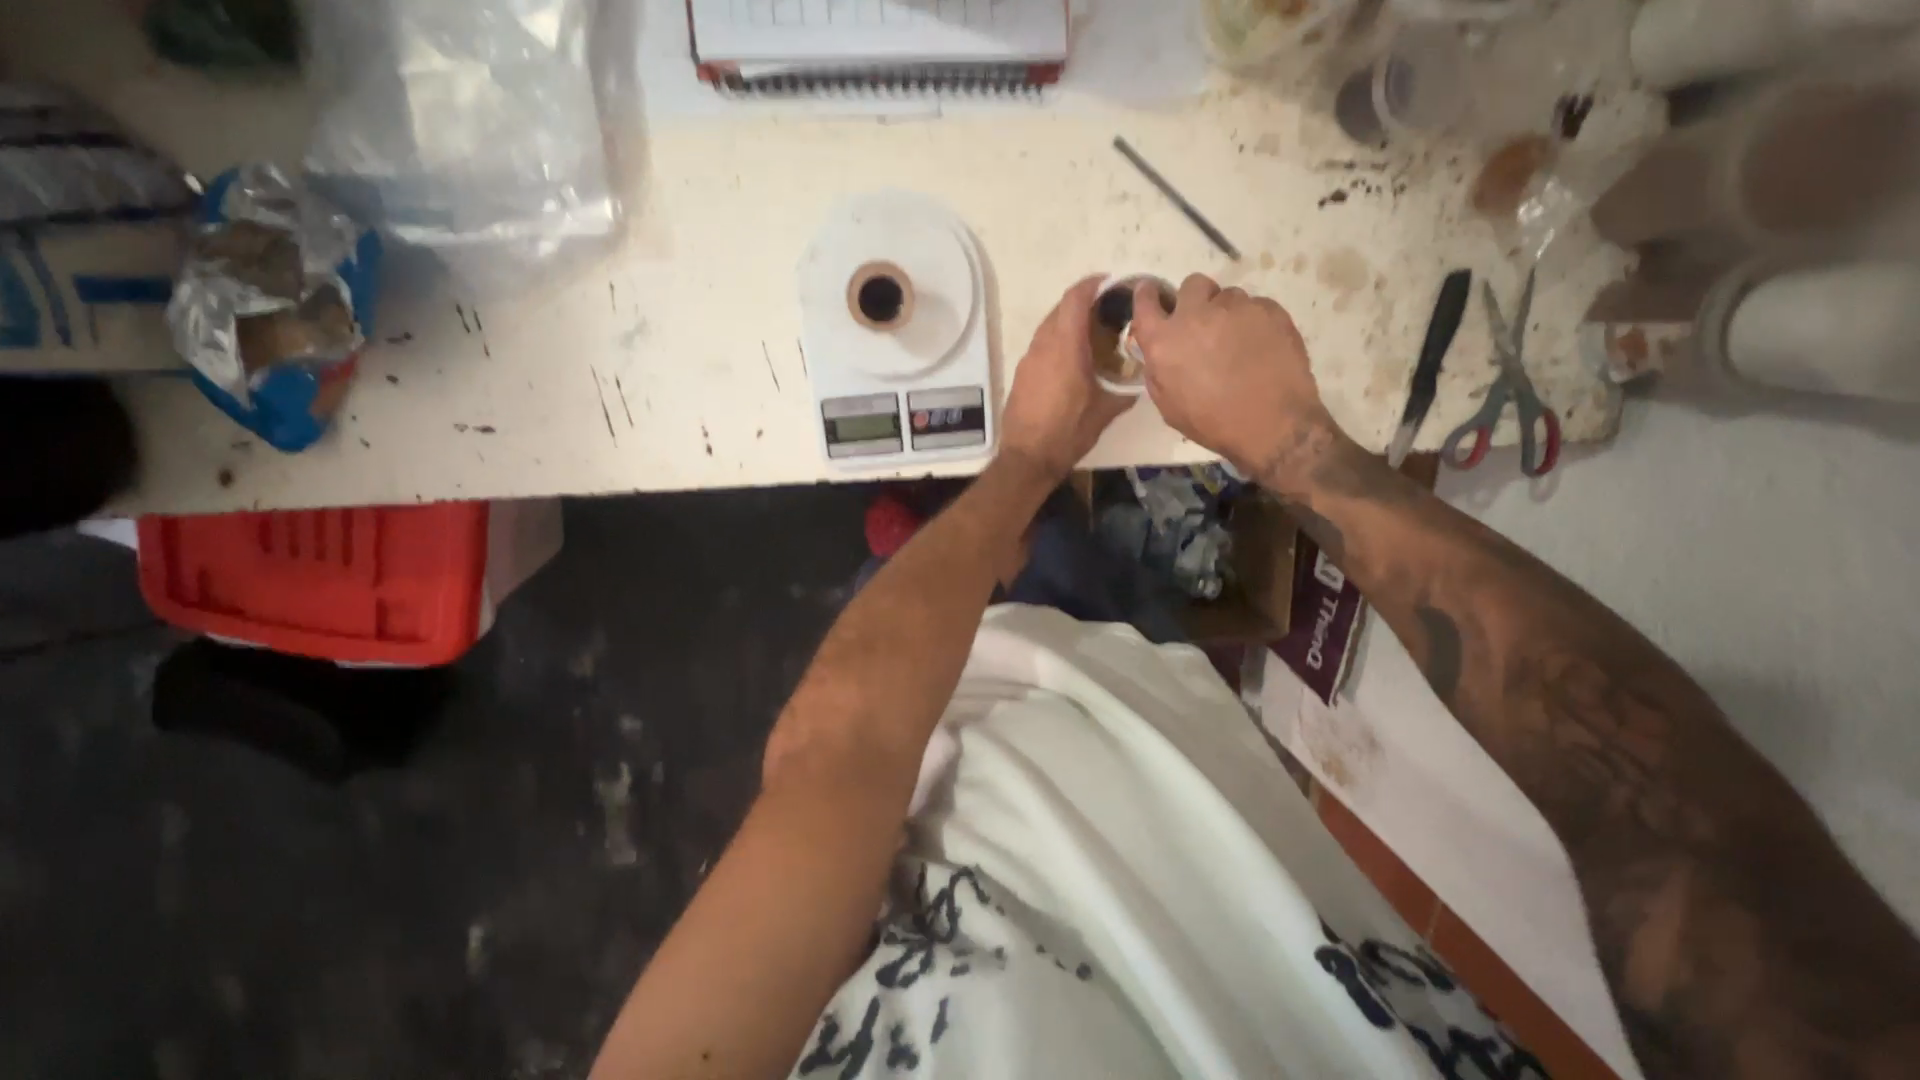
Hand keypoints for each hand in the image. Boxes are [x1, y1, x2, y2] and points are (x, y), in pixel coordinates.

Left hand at [999, 275, 1135, 478]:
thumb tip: (1139, 382)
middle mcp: (1043, 346)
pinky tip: (1072, 358)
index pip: (1075, 299)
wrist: (1028, 458)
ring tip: (1092, 334)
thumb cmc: (1068, 432)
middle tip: (1106, 310)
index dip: (1091, 284)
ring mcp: (1029, 360)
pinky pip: (1041, 346)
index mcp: (1065, 347)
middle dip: (1082, 303)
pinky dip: (1057, 341)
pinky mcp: (1022, 374)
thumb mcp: (1105, 412)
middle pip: (1060, 309)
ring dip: (1068, 323)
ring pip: (1049, 327)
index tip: (1108, 282)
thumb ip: (1124, 391)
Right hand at [1129, 273, 1341, 480]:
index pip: (1145, 301)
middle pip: (1191, 285)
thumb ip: (1157, 369)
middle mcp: (1196, 315)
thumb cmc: (1213, 422)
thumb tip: (1158, 350)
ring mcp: (1236, 308)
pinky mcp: (1269, 309)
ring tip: (1239, 343)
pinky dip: (1255, 322)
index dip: (1147, 294)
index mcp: (1164, 340)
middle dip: (1196, 300)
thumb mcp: (1168, 405)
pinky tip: (1261, 348)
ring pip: (1227, 296)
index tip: (1152, 293)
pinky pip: (1256, 306)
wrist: (1273, 425)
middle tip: (1204, 326)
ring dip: (1227, 314)